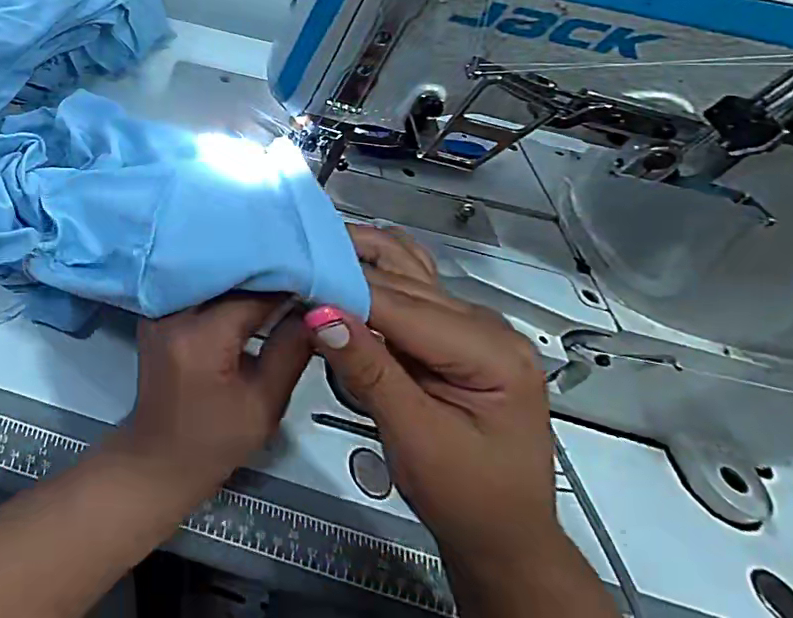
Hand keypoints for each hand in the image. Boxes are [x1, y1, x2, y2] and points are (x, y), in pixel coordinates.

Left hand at [113, 294, 312, 490]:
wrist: (158, 459)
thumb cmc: (213, 441)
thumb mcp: (264, 404)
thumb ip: (290, 352)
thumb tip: (316, 313)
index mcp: (199, 337)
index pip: (252, 295)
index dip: (287, 287)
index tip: (315, 285)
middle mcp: (173, 312)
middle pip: (228, 275)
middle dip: (266, 274)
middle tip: (301, 277)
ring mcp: (160, 309)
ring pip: (213, 276)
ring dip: (245, 277)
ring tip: (281, 280)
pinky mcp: (158, 312)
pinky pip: (199, 286)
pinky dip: (225, 287)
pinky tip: (250, 292)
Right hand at [308, 227, 558, 558]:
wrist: (504, 536)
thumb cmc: (469, 500)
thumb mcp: (416, 441)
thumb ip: (369, 371)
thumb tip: (320, 314)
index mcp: (491, 351)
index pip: (403, 306)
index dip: (344, 290)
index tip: (293, 281)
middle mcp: (486, 324)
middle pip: (403, 282)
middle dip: (345, 272)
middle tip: (289, 266)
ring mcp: (471, 323)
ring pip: (405, 271)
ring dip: (357, 261)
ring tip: (310, 256)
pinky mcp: (452, 330)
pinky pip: (408, 287)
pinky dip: (372, 275)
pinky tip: (342, 268)